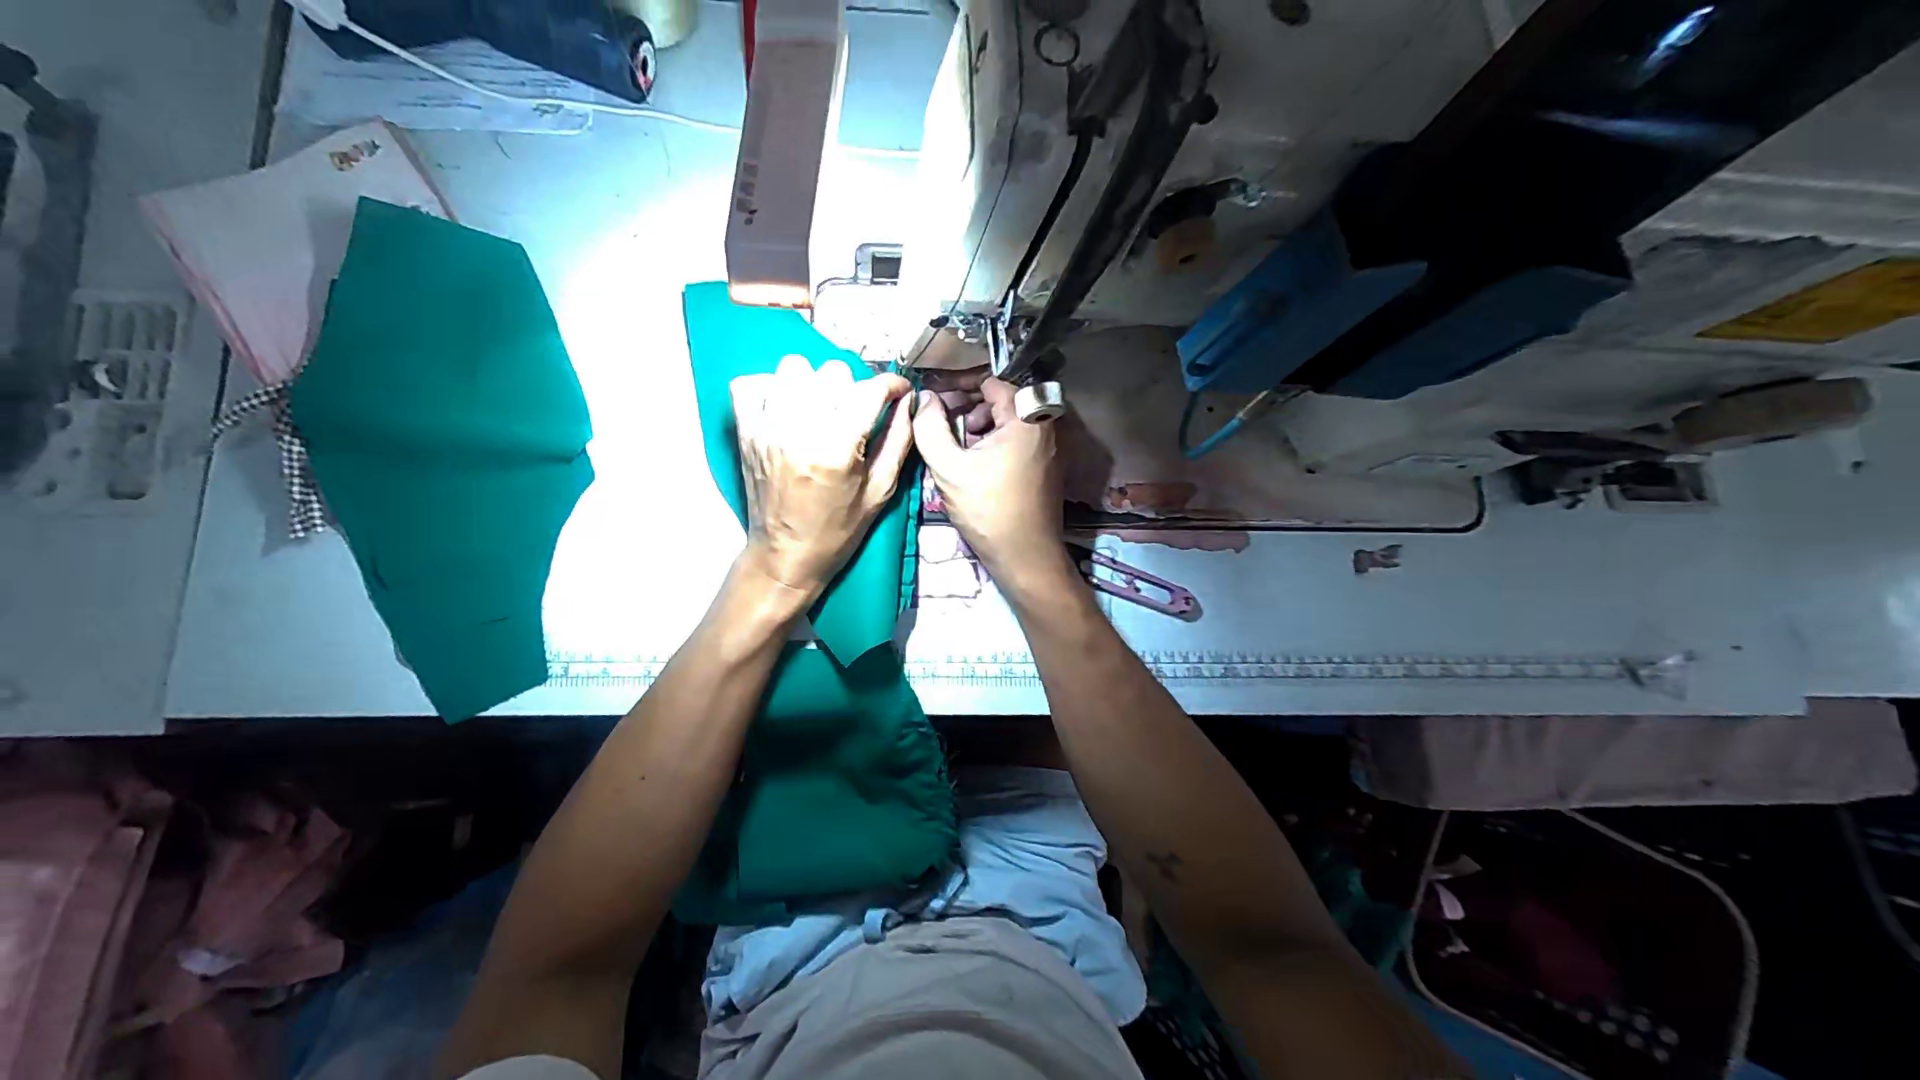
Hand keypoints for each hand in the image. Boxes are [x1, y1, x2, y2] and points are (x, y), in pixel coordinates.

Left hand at [731, 355, 912, 602]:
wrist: (784, 556)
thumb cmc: (838, 531)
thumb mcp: (880, 491)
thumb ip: (898, 441)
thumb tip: (907, 402)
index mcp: (837, 449)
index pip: (869, 390)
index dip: (891, 385)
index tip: (897, 392)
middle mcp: (799, 430)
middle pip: (832, 371)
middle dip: (852, 387)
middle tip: (854, 412)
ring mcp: (767, 428)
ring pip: (793, 367)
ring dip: (812, 383)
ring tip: (819, 408)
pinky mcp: (745, 431)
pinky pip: (751, 383)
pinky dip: (771, 388)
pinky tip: (786, 408)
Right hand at [912, 374, 1070, 592]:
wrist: (1026, 556)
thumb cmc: (988, 511)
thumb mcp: (948, 467)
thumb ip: (930, 427)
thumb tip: (923, 399)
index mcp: (1027, 417)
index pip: (991, 382)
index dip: (959, 386)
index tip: (935, 397)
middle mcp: (1046, 425)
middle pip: (1002, 399)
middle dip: (968, 405)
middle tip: (940, 418)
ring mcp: (1049, 446)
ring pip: (1009, 421)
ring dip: (979, 424)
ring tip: (955, 443)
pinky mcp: (1046, 466)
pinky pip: (1017, 440)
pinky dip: (994, 441)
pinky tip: (973, 460)